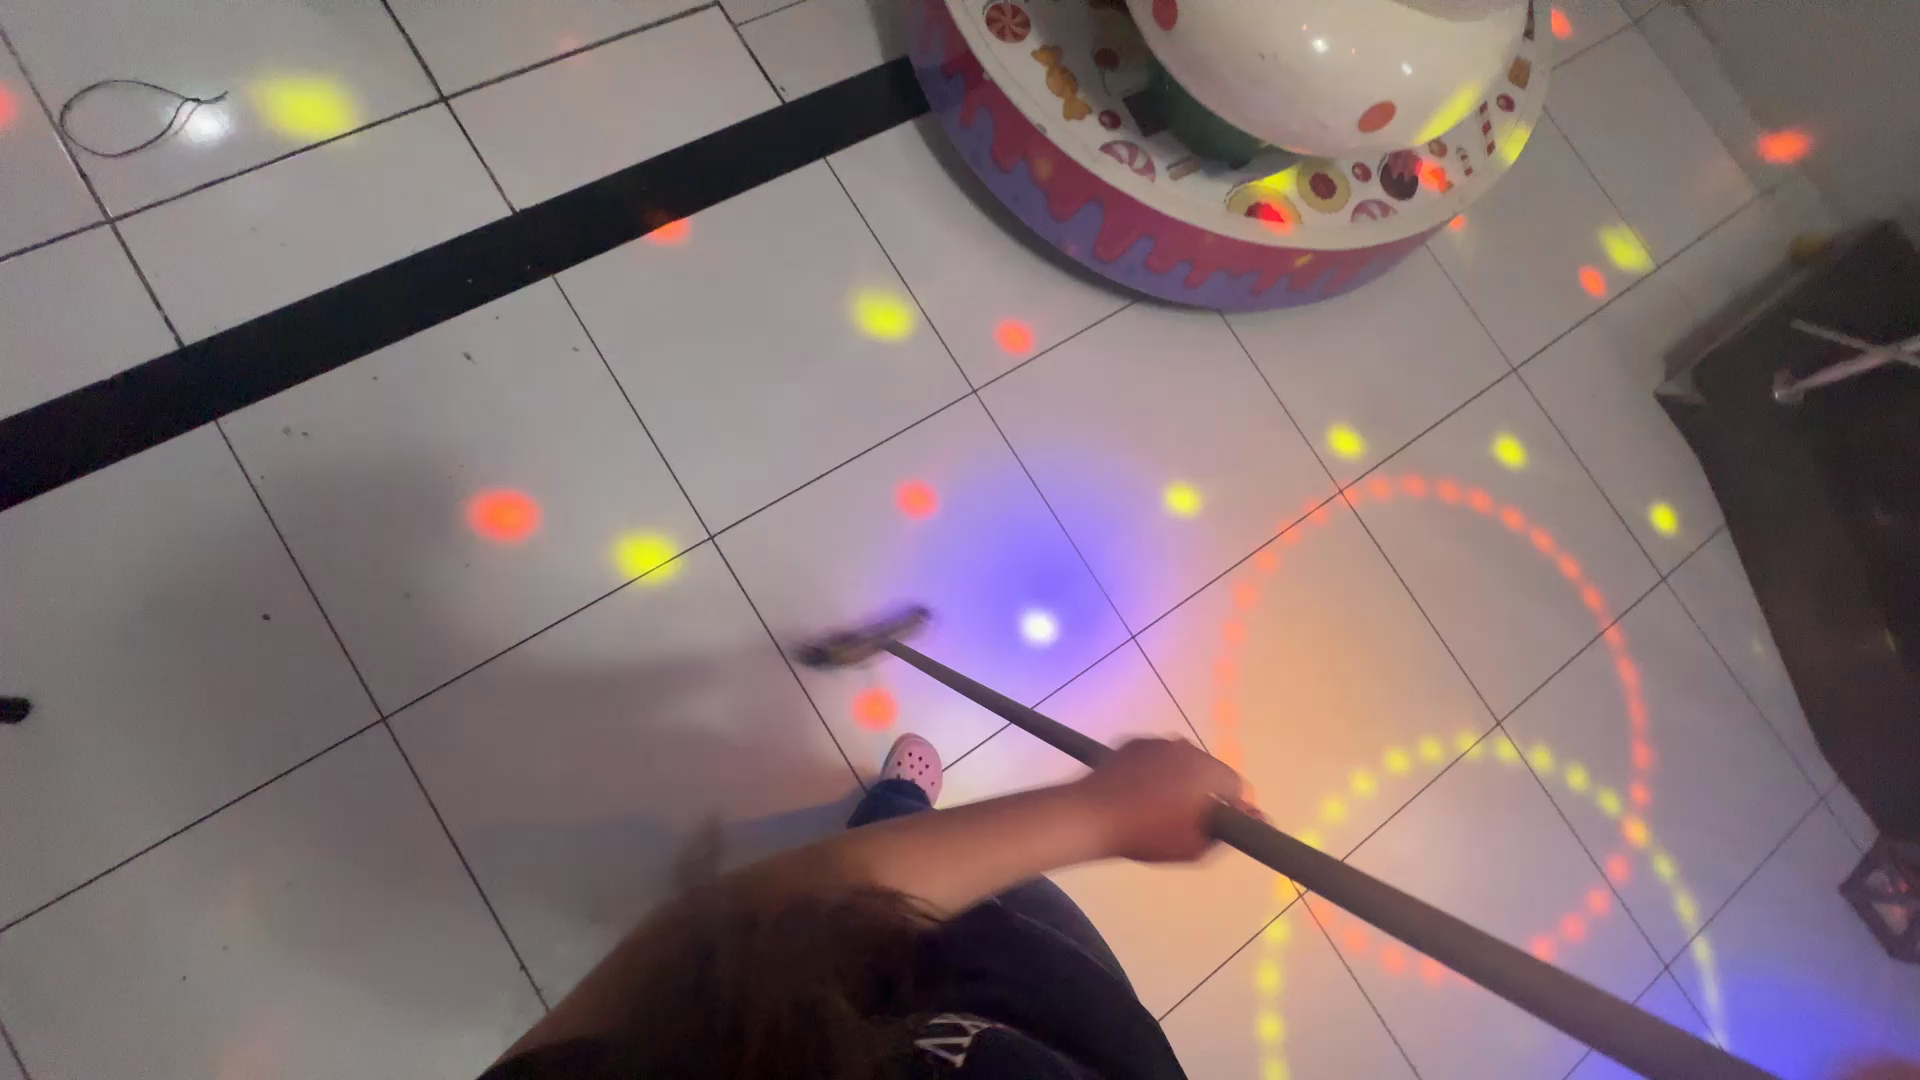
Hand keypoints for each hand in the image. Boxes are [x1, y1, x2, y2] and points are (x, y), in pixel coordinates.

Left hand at [1073, 738, 1244, 862]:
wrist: (1092, 814)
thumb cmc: (1147, 833)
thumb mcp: (1195, 845)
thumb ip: (1230, 831)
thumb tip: (1257, 820)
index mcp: (1204, 768)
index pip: (1237, 785)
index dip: (1233, 807)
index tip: (1218, 825)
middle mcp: (1183, 746)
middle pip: (1208, 769)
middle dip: (1205, 791)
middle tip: (1188, 819)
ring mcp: (1155, 741)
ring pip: (1181, 761)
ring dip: (1180, 779)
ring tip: (1160, 807)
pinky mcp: (1132, 743)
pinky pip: (1156, 757)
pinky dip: (1155, 770)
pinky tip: (1140, 793)